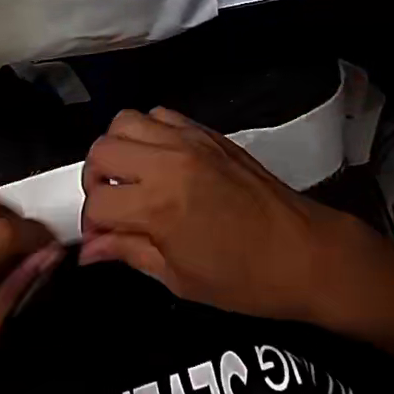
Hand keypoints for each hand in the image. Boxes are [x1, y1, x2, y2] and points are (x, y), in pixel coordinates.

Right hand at [79, 107, 391, 327]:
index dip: (93, 223)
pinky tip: (158, 158)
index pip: (98, 200)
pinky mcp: (207, 132)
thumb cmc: (244, 279)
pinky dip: (148, 131)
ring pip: (125, 121)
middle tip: (112, 204)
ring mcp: (189, 140)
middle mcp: (168, 162)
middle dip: (96, 179)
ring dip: (118, 148)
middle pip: (101, 149)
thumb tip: (90, 250)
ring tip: (131, 176)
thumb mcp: (179, 279)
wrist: (304, 252)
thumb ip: (128, 253)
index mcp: (158, 206)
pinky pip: (160, 114)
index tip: (102, 237)